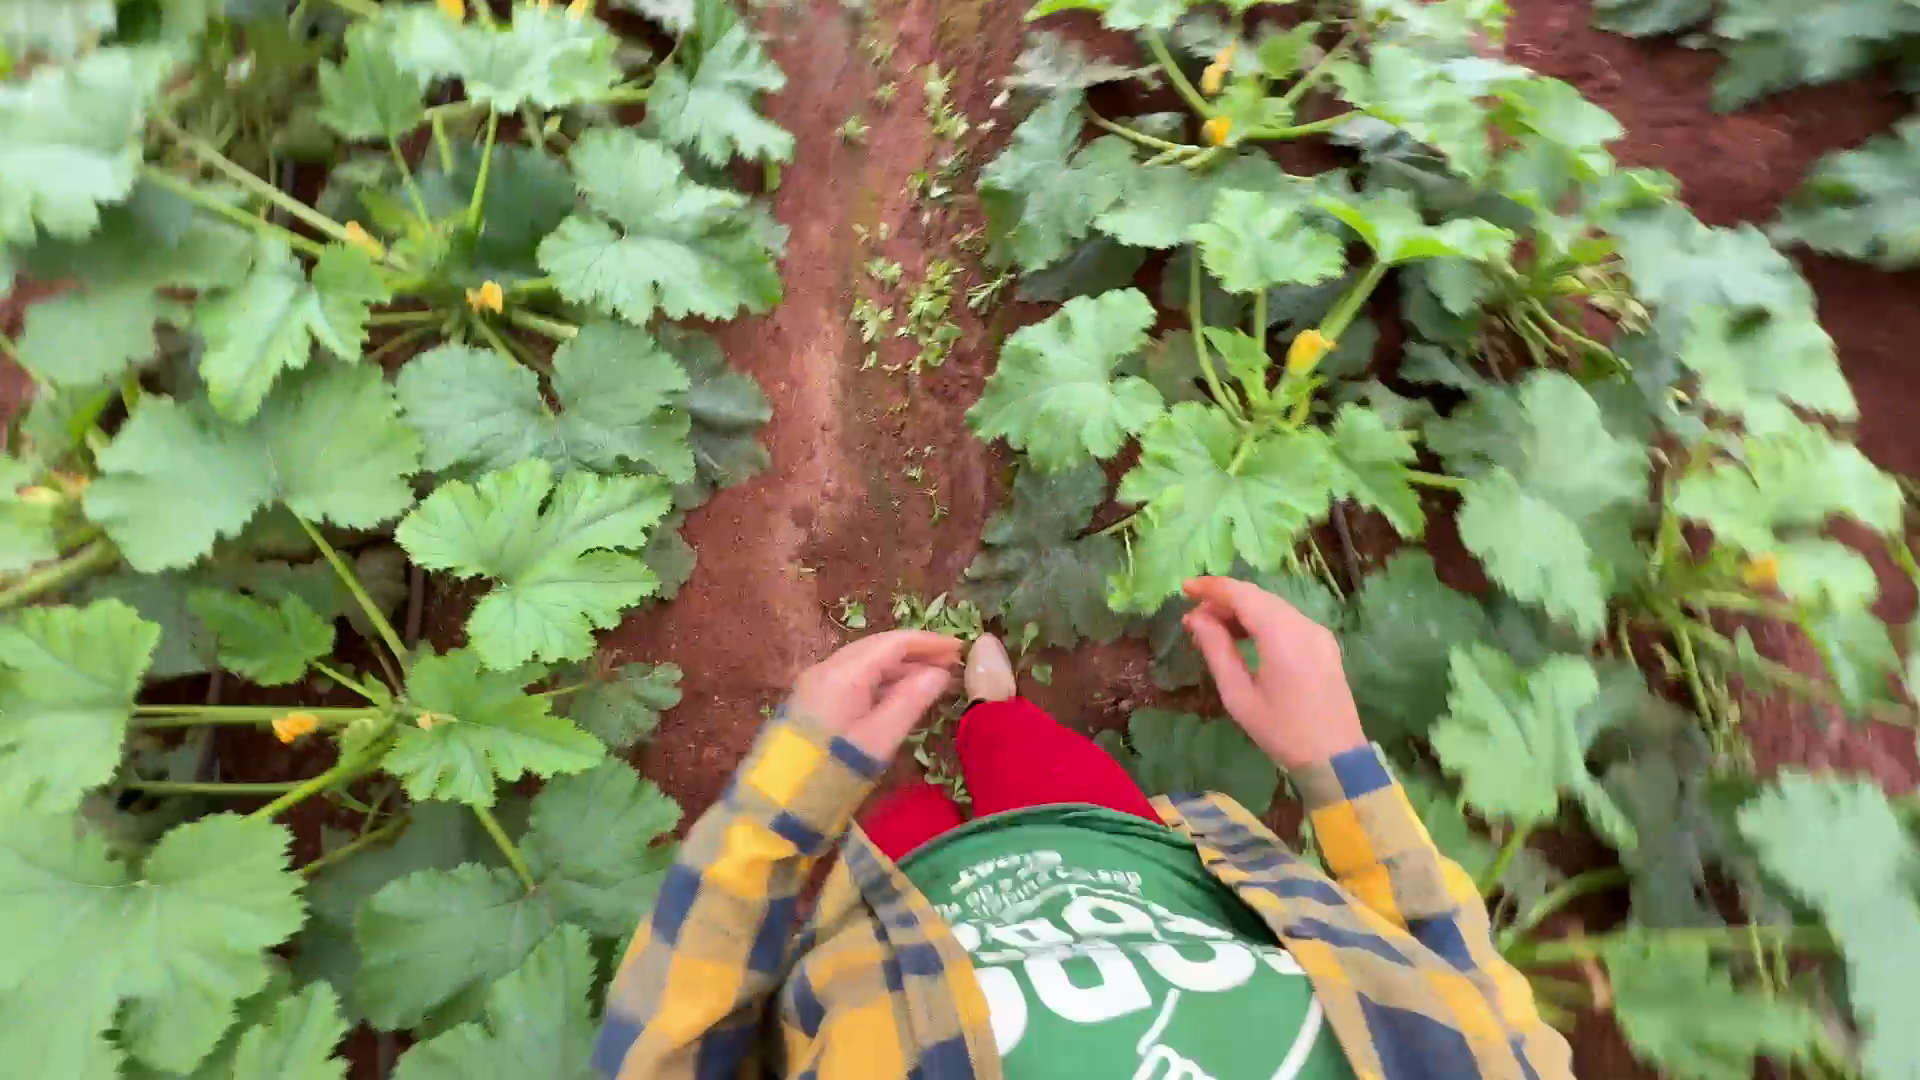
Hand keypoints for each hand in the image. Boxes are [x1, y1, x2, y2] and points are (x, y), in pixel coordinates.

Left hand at [789, 631, 962, 760]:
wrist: (777, 810)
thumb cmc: (833, 775)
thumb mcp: (879, 740)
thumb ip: (911, 701)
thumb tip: (939, 673)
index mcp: (844, 673)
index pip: (893, 643)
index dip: (929, 643)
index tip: (960, 649)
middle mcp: (826, 669)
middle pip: (878, 647)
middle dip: (916, 652)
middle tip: (951, 662)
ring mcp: (816, 684)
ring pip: (865, 662)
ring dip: (900, 666)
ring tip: (933, 677)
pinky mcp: (813, 702)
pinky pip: (854, 678)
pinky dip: (882, 680)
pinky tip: (901, 694)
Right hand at [1182, 577, 1366, 769]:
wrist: (1336, 760)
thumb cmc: (1281, 731)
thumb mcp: (1238, 695)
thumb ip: (1216, 650)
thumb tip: (1196, 618)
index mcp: (1283, 637)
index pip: (1242, 595)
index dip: (1211, 587)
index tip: (1184, 589)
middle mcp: (1304, 625)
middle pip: (1257, 596)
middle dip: (1223, 599)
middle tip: (1193, 617)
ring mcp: (1317, 633)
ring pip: (1271, 605)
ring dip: (1240, 609)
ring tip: (1211, 628)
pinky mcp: (1322, 643)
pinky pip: (1285, 619)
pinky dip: (1259, 619)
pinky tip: (1240, 635)